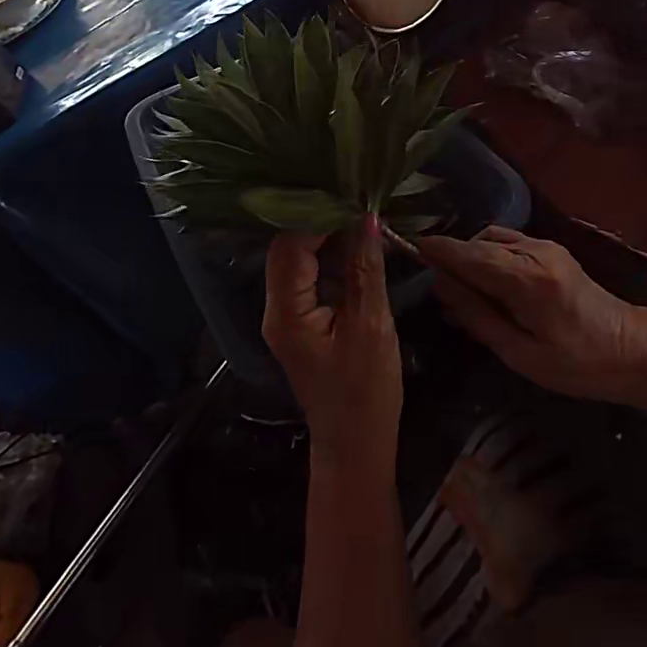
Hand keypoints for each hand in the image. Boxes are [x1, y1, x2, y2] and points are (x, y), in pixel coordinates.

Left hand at [263, 218, 401, 468]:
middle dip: (323, 225)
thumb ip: (365, 269)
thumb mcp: (371, 326)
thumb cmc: (366, 393)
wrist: (356, 445)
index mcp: (285, 312)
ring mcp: (285, 315)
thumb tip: (366, 218)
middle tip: (361, 208)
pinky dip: (330, 260)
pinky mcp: (299, 320)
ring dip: (328, 241)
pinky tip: (357, 249)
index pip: (290, 246)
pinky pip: (309, 278)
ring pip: (298, 261)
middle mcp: (275, 308)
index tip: (354, 201)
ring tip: (364, 223)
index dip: (319, 219)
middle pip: (288, 250)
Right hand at [416, 226, 646, 401]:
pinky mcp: (548, 248)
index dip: (435, 251)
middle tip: (431, 286)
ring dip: (467, 257)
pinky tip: (482, 281)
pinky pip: (503, 243)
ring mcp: (544, 246)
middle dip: (449, 259)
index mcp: (528, 280)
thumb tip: (440, 286)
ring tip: (457, 290)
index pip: (469, 255)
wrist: (635, 350)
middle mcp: (535, 252)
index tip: (405, 248)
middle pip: (476, 244)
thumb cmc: (578, 364)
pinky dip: (484, 255)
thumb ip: (476, 315)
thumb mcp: (520, 352)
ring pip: (488, 239)